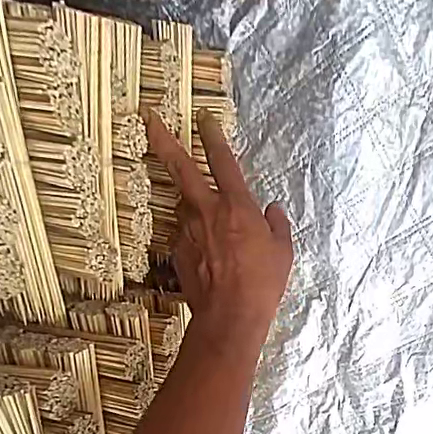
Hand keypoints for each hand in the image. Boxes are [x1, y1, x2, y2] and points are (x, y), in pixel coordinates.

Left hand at [145, 108, 293, 356]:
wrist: (230, 315)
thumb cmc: (262, 283)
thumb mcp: (283, 251)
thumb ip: (277, 225)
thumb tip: (273, 210)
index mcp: (236, 205)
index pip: (222, 160)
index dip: (212, 135)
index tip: (203, 117)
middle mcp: (206, 211)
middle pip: (179, 167)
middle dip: (162, 139)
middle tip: (148, 119)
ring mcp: (187, 231)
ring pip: (183, 206)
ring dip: (191, 206)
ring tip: (210, 227)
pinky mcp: (177, 252)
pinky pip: (185, 236)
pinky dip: (194, 238)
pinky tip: (208, 256)